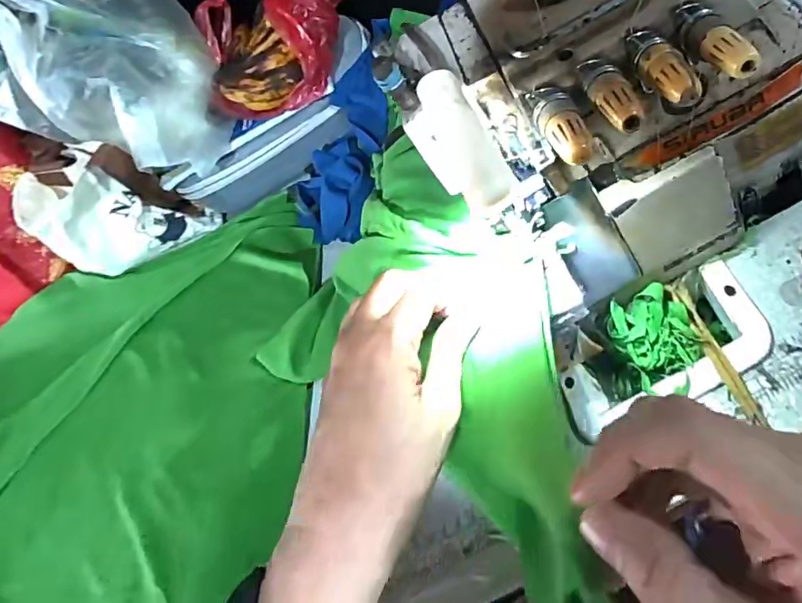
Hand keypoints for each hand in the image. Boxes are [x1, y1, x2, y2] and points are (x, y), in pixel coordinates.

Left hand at [263, 270, 476, 602]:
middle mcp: (357, 336)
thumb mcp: (442, 407)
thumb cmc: (402, 466)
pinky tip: (399, 350)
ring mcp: (338, 352)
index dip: (448, 298)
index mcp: (387, 340)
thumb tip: (470, 313)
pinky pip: (355, 323)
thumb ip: (452, 350)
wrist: (342, 520)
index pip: (421, 290)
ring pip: (368, 297)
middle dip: (421, 288)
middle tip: (446, 319)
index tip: (466, 321)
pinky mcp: (331, 370)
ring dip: (398, 300)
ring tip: (425, 331)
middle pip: (389, 281)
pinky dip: (379, 318)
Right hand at [572, 396, 801, 602]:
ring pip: (693, 435)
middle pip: (687, 422)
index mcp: (794, 490)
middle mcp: (789, 455)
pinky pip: (712, 461)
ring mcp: (788, 462)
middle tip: (589, 513)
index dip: (624, 450)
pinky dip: (672, 486)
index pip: (690, 429)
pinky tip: (655, 524)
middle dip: (627, 457)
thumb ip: (668, 580)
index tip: (580, 498)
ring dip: (645, 471)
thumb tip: (596, 518)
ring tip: (615, 524)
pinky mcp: (781, 478)